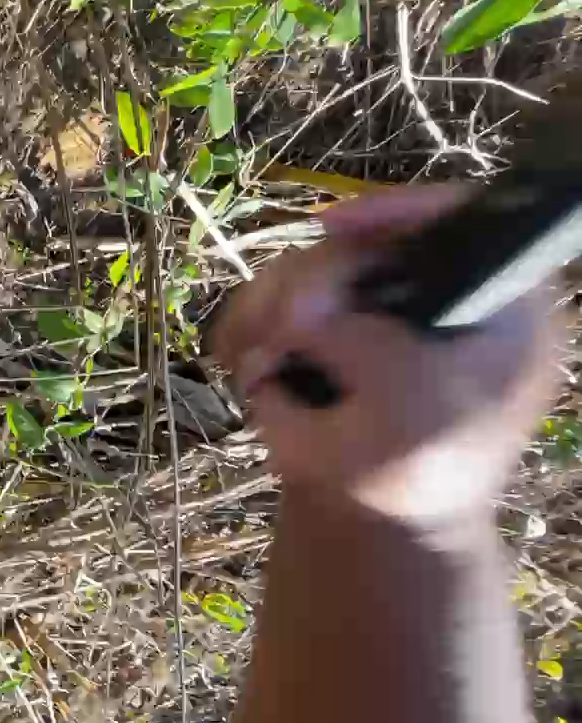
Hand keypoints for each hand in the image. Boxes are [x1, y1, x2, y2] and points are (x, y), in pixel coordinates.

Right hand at [212, 185, 561, 528]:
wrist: (365, 512)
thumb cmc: (416, 465)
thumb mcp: (413, 401)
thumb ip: (366, 344)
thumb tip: (298, 318)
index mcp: (484, 302)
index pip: (457, 222)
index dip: (398, 210)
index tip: (331, 227)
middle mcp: (417, 296)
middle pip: (349, 249)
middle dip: (302, 286)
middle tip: (280, 334)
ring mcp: (353, 316)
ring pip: (289, 276)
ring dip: (258, 314)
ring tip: (251, 361)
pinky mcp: (300, 338)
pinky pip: (255, 309)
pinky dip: (237, 331)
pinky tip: (237, 362)